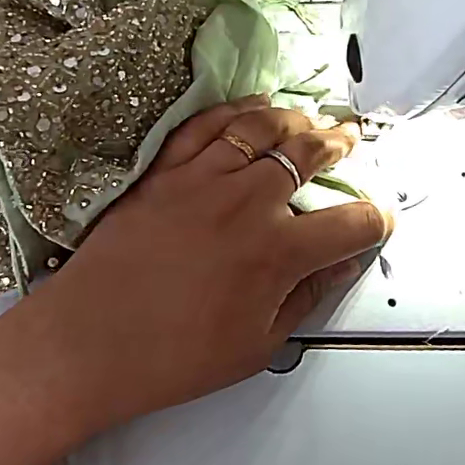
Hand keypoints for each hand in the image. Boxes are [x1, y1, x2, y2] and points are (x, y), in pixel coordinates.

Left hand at [0, 95, 388, 464]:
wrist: (88, 342)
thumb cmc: (173, 356)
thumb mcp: (257, 344)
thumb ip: (307, 296)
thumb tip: (341, 263)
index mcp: (277, 253)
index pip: (351, 223)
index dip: (375, 219)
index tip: (376, 218)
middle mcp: (246, 204)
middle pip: (308, 154)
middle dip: (338, 144)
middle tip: (347, 139)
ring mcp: (202, 179)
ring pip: (261, 127)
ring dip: (293, 118)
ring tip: (307, 118)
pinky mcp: (164, 170)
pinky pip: (207, 125)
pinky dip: (236, 110)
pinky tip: (252, 108)